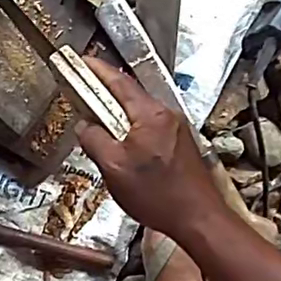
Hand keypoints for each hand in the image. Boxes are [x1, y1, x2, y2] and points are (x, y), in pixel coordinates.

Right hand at [75, 57, 225, 238]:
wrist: (198, 219)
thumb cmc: (159, 195)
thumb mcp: (114, 168)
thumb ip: (95, 141)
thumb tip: (84, 126)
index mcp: (151, 115)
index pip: (119, 83)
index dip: (97, 71)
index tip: (82, 61)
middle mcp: (167, 116)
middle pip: (130, 97)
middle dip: (104, 95)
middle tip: (82, 93)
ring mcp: (176, 131)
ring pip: (139, 115)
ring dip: (117, 117)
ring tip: (97, 124)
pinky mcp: (180, 146)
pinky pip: (149, 130)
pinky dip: (131, 132)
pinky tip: (121, 148)